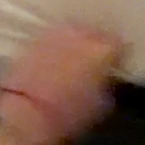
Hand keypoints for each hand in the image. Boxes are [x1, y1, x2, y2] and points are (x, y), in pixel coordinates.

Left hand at [0, 26, 120, 144]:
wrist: (26, 112)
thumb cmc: (69, 114)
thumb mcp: (102, 105)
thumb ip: (107, 83)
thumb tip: (106, 76)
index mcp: (101, 50)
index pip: (118, 42)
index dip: (119, 53)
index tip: (117, 63)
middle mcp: (79, 35)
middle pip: (94, 31)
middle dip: (97, 42)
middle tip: (97, 57)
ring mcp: (54, 34)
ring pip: (72, 29)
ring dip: (76, 39)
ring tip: (76, 54)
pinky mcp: (33, 39)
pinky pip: (52, 36)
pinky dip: (56, 44)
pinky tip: (55, 55)